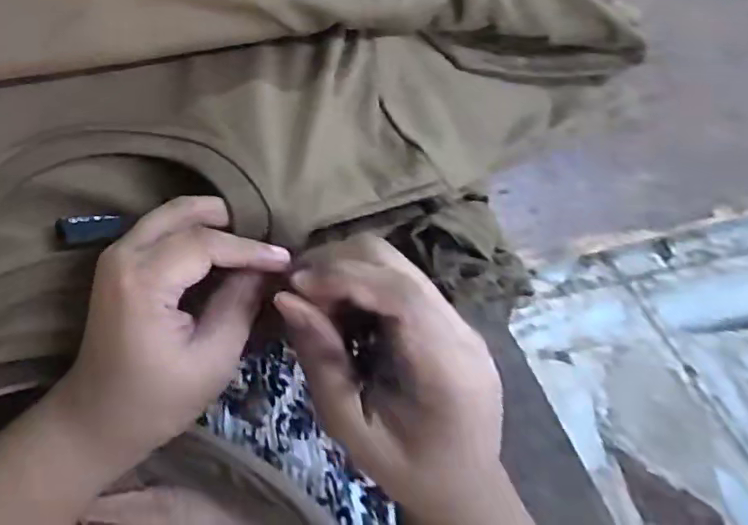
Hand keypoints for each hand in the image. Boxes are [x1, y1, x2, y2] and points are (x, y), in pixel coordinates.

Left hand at [48, 195, 292, 465]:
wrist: (98, 413)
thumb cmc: (156, 399)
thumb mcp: (211, 360)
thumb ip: (237, 306)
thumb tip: (263, 270)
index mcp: (143, 279)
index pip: (201, 243)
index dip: (246, 247)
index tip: (284, 257)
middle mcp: (123, 253)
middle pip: (178, 212)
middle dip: (223, 216)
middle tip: (264, 231)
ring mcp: (114, 253)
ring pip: (165, 215)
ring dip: (204, 218)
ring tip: (246, 235)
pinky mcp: (115, 260)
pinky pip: (155, 229)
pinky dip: (186, 229)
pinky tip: (215, 245)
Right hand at [275, 235, 522, 522]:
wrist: (463, 488)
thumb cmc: (404, 466)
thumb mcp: (349, 426)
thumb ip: (320, 360)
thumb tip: (284, 297)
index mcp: (446, 368)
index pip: (399, 293)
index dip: (341, 276)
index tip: (296, 285)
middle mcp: (460, 331)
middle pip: (391, 262)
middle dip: (334, 263)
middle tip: (299, 290)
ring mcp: (457, 318)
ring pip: (390, 258)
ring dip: (342, 266)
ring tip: (316, 297)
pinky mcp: (444, 312)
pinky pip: (393, 273)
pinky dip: (356, 276)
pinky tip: (340, 306)